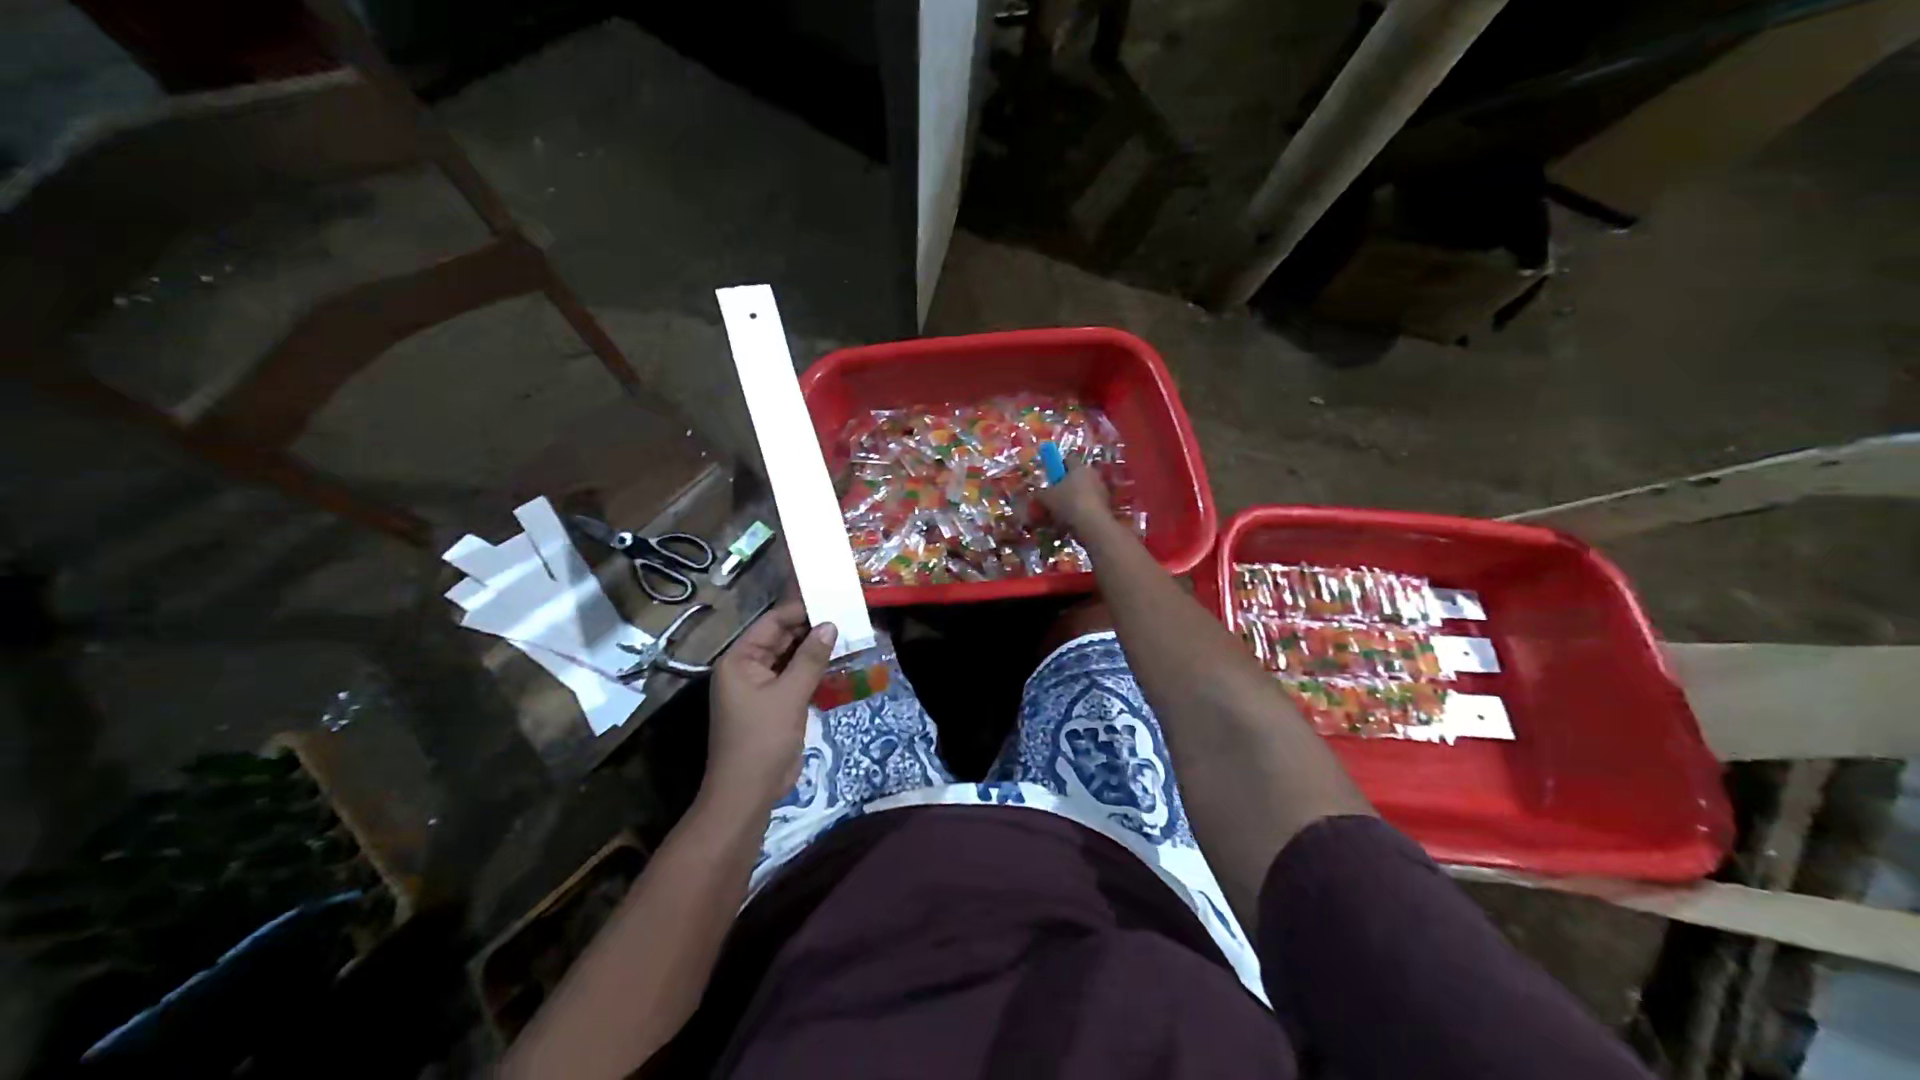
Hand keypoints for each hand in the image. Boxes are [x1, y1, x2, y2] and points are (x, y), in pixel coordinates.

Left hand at [704, 602, 836, 813]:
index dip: (801, 611)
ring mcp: (762, 687)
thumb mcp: (789, 695)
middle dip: (813, 630)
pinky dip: (815, 671)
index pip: (772, 623)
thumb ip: (811, 658)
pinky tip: (841, 663)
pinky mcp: (775, 704)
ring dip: (817, 651)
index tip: (833, 603)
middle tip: (848, 618)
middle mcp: (748, 668)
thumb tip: (831, 625)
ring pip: (792, 659)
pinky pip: (796, 678)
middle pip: (782, 638)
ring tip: (850, 636)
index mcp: (740, 659)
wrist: (748, 791)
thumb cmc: (762, 738)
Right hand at [1034, 459, 1111, 533]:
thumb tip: (1036, 492)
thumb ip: (1040, 493)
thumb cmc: (1068, 503)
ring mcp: (1102, 488)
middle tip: (1056, 495)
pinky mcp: (1106, 503)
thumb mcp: (1047, 498)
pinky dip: (1084, 507)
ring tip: (1064, 510)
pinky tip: (1075, 518)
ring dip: (1076, 496)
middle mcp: (1092, 474)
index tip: (1051, 476)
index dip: (1058, 466)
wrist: (1092, 523)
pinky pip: (1091, 502)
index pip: (1068, 458)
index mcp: (1078, 467)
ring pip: (1085, 489)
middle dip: (1067, 483)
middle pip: (1077, 475)